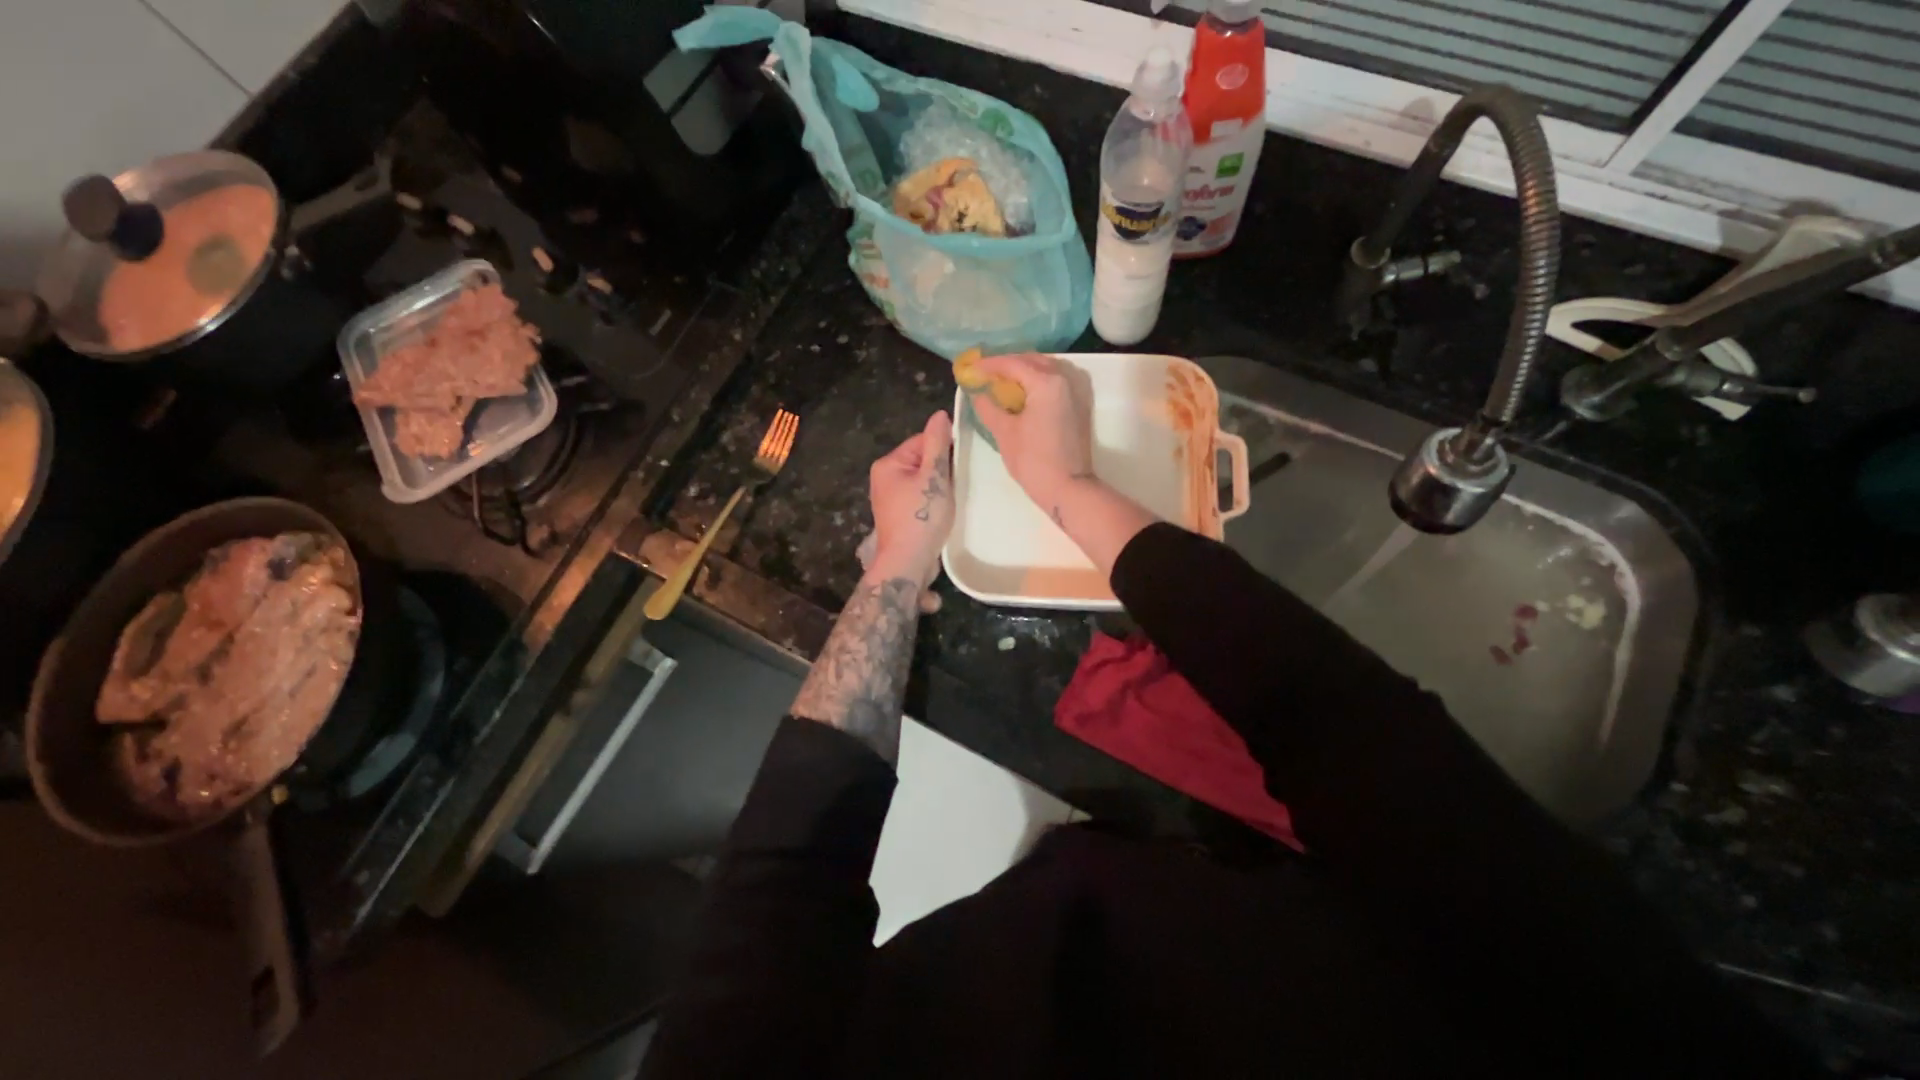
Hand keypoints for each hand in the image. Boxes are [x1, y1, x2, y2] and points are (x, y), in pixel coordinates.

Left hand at [864, 410, 953, 588]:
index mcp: (888, 464)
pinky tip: (946, 510)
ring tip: (956, 495)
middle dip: (943, 469)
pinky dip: (934, 502)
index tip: (963, 461)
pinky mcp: (900, 517)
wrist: (907, 563)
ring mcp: (891, 499)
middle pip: (923, 461)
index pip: (922, 441)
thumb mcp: (934, 477)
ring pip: (924, 481)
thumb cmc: (921, 517)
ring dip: (941, 487)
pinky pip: (921, 499)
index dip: (945, 448)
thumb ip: (937, 445)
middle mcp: (884, 478)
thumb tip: (940, 414)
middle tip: (962, 480)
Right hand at [969, 353, 1094, 509]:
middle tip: (986, 374)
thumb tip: (978, 394)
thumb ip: (989, 407)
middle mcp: (1065, 378)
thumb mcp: (1004, 433)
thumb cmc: (1034, 461)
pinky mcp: (1080, 404)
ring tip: (1003, 382)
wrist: (1069, 488)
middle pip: (1032, 360)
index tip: (972, 368)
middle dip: (1007, 364)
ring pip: (1047, 368)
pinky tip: (1025, 392)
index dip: (989, 364)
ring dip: (1025, 370)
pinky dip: (1040, 380)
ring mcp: (1076, 390)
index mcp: (1045, 382)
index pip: (1012, 363)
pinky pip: (1057, 380)